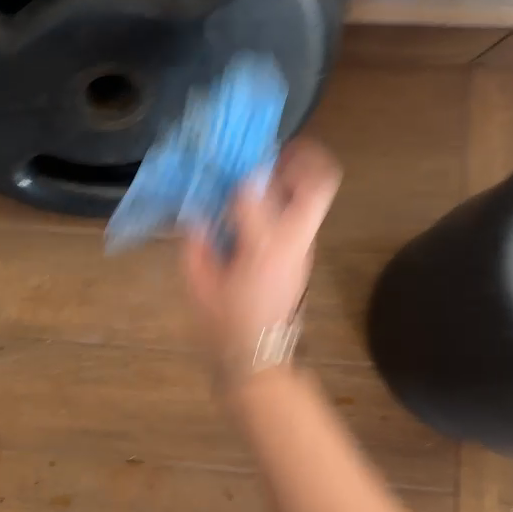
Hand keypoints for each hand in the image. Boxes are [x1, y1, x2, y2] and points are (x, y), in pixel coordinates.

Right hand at [181, 138, 341, 383]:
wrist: (259, 359)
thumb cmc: (224, 326)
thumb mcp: (198, 285)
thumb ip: (197, 245)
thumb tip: (199, 217)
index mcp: (263, 247)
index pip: (254, 193)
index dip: (236, 175)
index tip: (223, 166)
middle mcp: (292, 242)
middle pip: (316, 185)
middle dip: (299, 159)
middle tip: (274, 152)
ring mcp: (302, 250)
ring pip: (311, 199)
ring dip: (290, 180)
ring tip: (259, 177)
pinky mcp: (301, 258)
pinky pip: (298, 218)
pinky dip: (282, 203)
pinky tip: (252, 211)